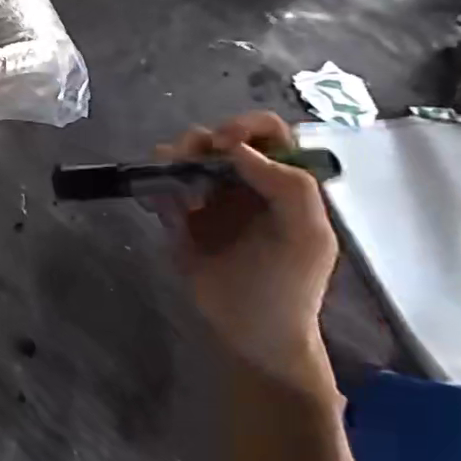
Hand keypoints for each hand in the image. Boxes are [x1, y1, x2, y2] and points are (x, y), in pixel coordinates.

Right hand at [158, 113, 337, 389]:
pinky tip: (153, 204)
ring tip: (175, 197)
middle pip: (216, 138)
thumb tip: (237, 150)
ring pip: (184, 158)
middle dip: (198, 144)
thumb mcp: (308, 236)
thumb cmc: (288, 285)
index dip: (244, 126)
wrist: (253, 334)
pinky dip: (153, 186)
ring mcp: (208, 197)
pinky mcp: (179, 216)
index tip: (223, 143)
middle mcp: (243, 181)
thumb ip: (289, 187)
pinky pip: (161, 187)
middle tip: (186, 166)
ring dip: (173, 164)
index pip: (266, 132)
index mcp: (280, 181)